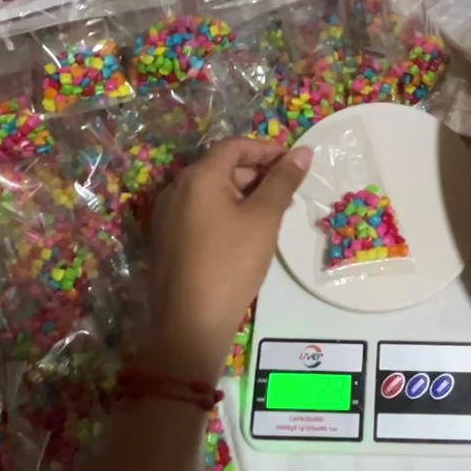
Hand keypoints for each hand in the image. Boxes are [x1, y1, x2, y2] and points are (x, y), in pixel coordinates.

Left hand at [143, 138, 309, 381]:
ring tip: (273, 213)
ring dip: (244, 193)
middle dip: (257, 173)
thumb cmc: (231, 262)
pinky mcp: (168, 239)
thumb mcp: (264, 218)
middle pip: (222, 167)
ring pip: (212, 190)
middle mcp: (177, 189)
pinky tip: (247, 232)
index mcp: (198, 177)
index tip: (294, 164)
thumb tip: (302, 151)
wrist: (190, 323)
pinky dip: (227, 211)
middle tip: (288, 192)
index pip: (234, 146)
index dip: (267, 150)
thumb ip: (283, 180)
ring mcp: (168, 215)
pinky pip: (201, 211)